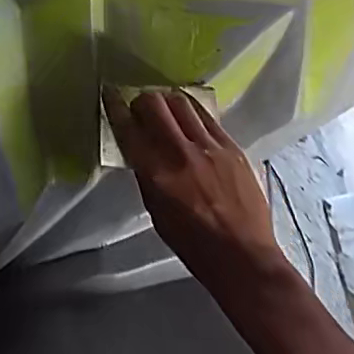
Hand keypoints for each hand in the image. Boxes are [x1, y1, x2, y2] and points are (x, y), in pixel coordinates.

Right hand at [104, 88, 288, 286]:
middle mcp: (180, 153)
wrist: (244, 258)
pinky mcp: (232, 148)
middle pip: (154, 103)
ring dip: (167, 102)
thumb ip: (144, 172)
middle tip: (142, 110)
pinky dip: (192, 113)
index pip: (127, 125)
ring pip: (180, 102)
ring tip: (167, 112)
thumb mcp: (154, 208)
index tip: (110, 95)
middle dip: (142, 101)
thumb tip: (138, 145)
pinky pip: (206, 116)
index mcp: (155, 172)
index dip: (114, 105)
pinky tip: (190, 121)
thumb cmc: (192, 242)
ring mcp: (209, 148)